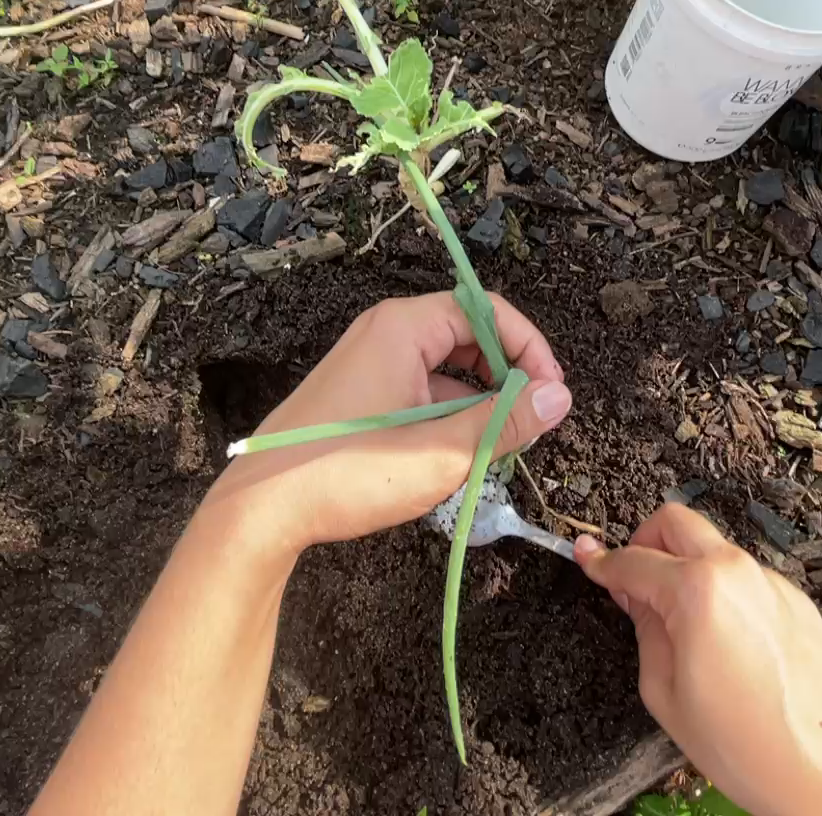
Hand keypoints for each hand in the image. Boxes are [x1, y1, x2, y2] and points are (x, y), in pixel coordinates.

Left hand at [201, 293, 571, 555]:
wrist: (261, 509)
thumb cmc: (349, 473)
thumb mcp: (441, 452)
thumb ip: (505, 422)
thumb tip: (560, 396)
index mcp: (404, 327)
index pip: (488, 310)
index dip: (529, 348)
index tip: (552, 394)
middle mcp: (387, 332)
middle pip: (469, 334)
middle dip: (506, 375)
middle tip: (530, 421)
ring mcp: (372, 362)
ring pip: (447, 366)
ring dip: (480, 399)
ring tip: (499, 444)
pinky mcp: (363, 392)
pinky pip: (422, 388)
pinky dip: (449, 413)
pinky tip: (460, 452)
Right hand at [574, 505, 821, 815]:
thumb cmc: (740, 743)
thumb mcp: (664, 690)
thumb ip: (644, 626)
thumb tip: (630, 590)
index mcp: (697, 591)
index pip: (634, 561)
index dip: (602, 561)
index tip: (585, 555)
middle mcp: (735, 570)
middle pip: (675, 520)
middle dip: (645, 540)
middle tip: (636, 580)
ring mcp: (769, 580)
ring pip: (711, 546)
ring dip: (685, 565)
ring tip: (683, 620)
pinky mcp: (794, 597)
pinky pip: (742, 575)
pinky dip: (720, 589)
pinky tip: (725, 638)